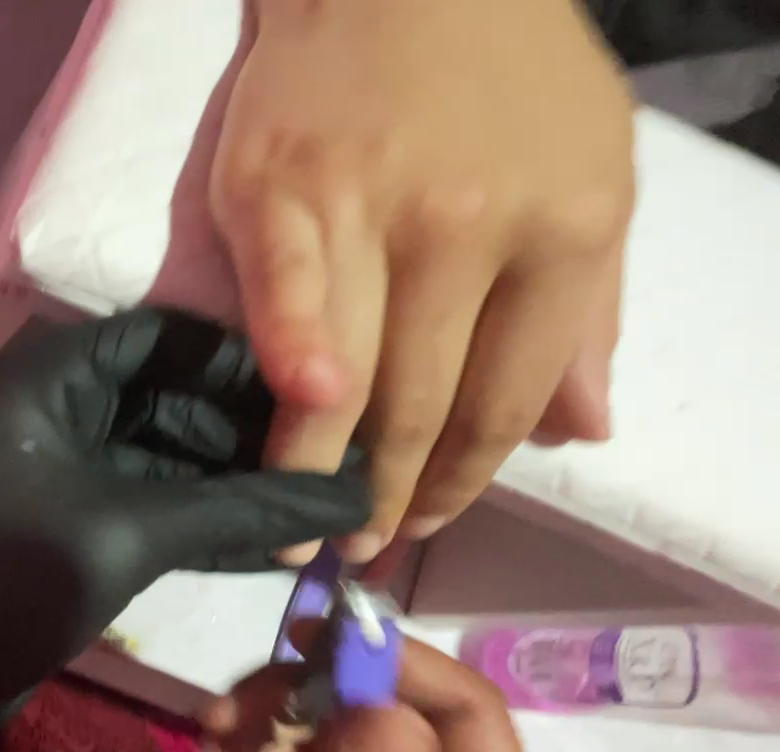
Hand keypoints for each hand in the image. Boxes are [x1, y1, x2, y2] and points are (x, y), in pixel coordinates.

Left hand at [0, 309, 370, 751]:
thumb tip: (358, 497)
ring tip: (324, 507)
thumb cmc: (8, 585)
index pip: (158, 337)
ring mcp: (50, 463)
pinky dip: (194, 518)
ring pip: (155, 454)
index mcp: (37, 377)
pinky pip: (137, 498)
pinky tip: (273, 542)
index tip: (327, 391)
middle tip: (342, 460)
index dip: (241, 362)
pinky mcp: (59, 517)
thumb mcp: (127, 535)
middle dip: (246, 433)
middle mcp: (41, 405)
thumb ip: (240, 508)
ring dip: (229, 484)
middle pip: (163, 396)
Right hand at [203, 635, 562, 751]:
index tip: (313, 639)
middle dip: (298, 693)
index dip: (397, 662)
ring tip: (207, 750)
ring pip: (316, 719)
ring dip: (255, 718)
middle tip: (228, 711)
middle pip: (373, 704)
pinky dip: (237, 751)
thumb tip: (379, 707)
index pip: (465, 712)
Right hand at [211, 0, 634, 562]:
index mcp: (566, 231)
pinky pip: (285, 296)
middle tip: (353, 551)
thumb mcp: (588, 179)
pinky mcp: (279, 196)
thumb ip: (583, 315)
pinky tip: (291, 421)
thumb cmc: (496, 84)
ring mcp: (370, 211)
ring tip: (298, 528)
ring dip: (321, 464)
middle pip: (421, 399)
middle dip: (386, 494)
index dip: (464, 478)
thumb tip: (579, 434)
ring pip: (347, 370)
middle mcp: (472, 230)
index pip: (505, 395)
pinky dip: (288, 359)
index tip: (424, 525)